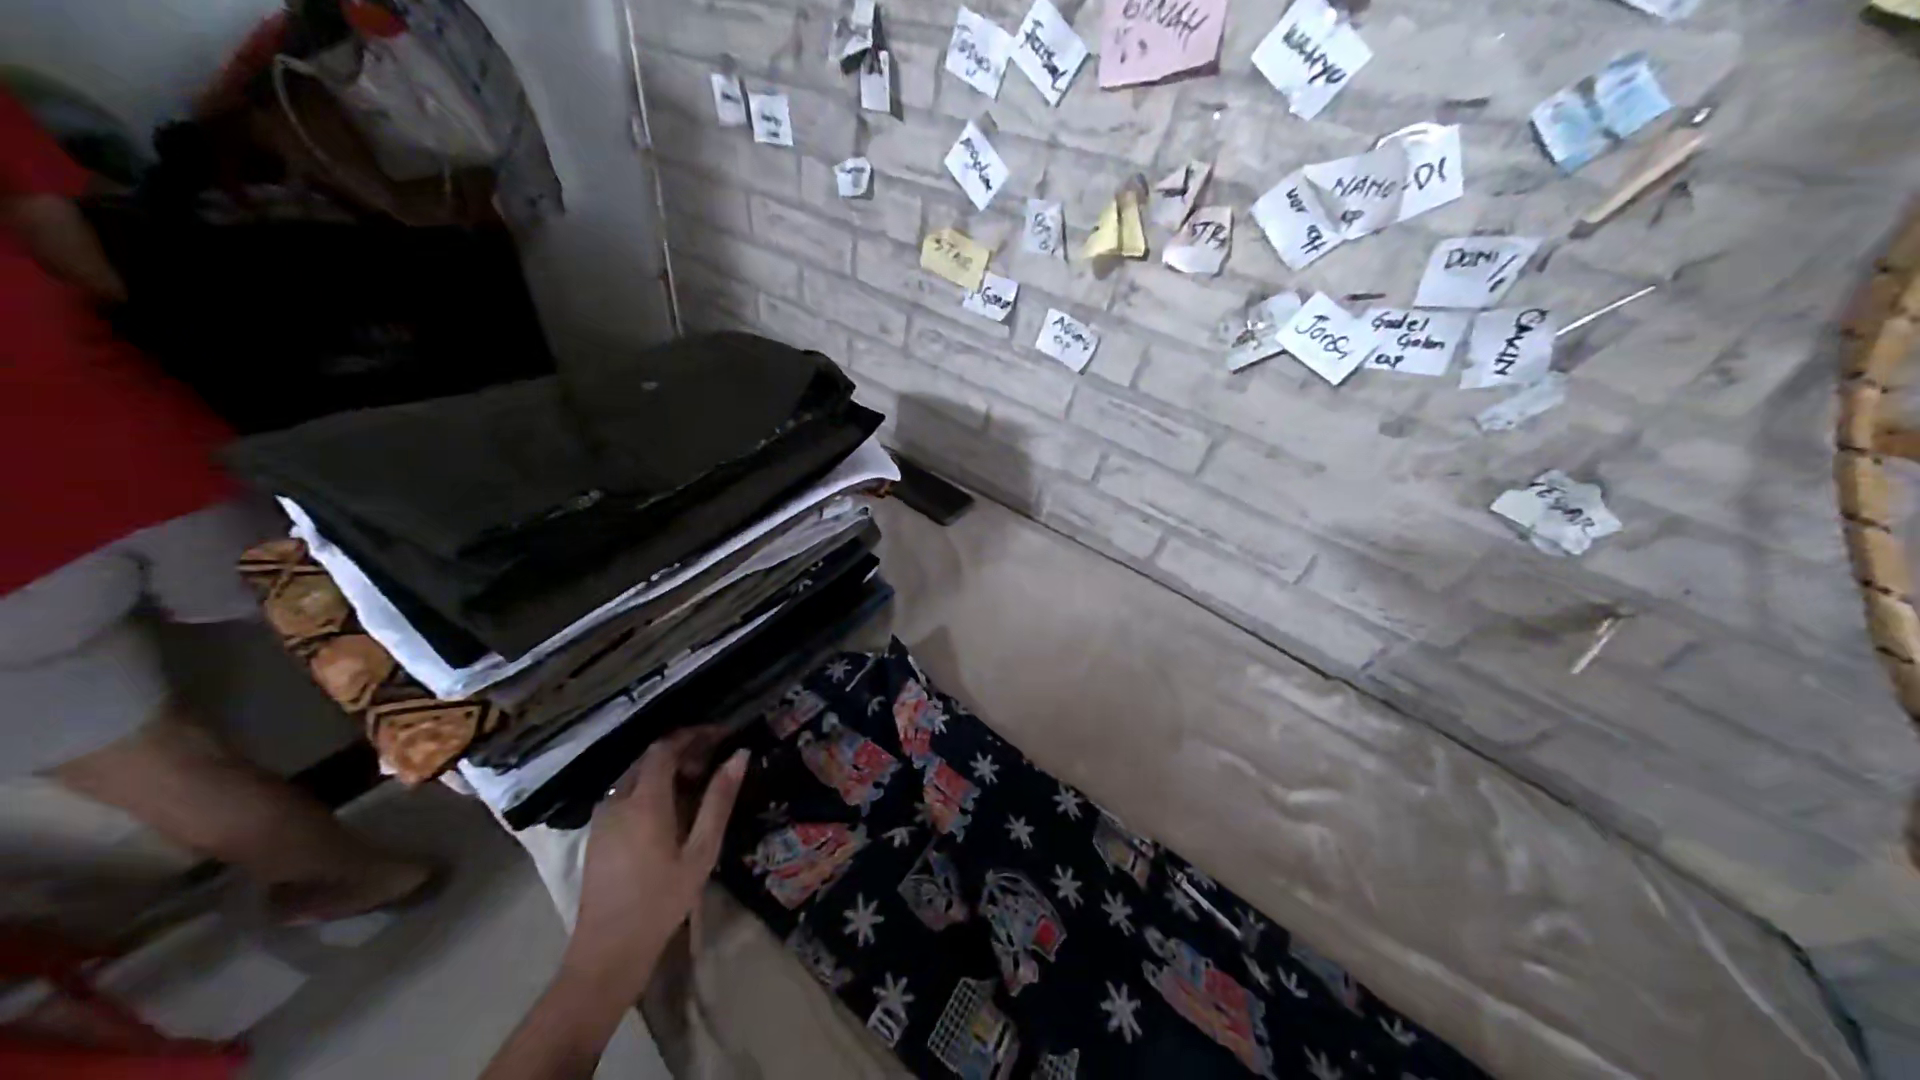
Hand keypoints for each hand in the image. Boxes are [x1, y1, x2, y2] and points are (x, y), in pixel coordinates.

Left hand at [563, 727, 747, 1002]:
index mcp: (644, 801)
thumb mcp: (701, 851)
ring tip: (700, 783)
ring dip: (667, 769)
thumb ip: (719, 800)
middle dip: (683, 750)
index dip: (695, 734)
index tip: (723, 734)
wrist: (608, 951)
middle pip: (649, 758)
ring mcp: (602, 817)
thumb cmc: (662, 901)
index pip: (666, 747)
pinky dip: (651, 787)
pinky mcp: (597, 833)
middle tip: (716, 760)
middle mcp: (617, 800)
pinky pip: (625, 794)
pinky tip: (672, 809)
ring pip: (636, 775)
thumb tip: (739, 755)